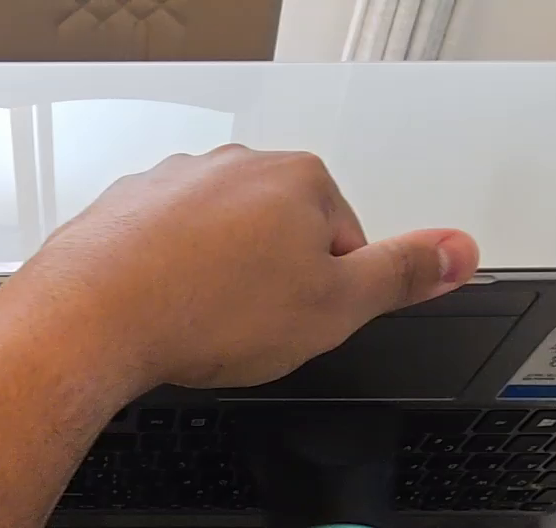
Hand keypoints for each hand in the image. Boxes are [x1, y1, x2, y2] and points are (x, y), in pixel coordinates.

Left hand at [0, 145, 478, 394]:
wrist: (97, 319)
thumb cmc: (205, 313)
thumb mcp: (330, 310)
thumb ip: (399, 277)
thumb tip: (458, 252)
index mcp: (298, 182)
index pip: (341, 237)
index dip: (324, 294)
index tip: (298, 323)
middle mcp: (234, 168)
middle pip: (275, 236)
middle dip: (267, 285)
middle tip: (245, 330)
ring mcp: (173, 184)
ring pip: (214, 243)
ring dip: (213, 282)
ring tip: (196, 324)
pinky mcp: (125, 211)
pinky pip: (160, 251)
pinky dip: (164, 279)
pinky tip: (157, 311)